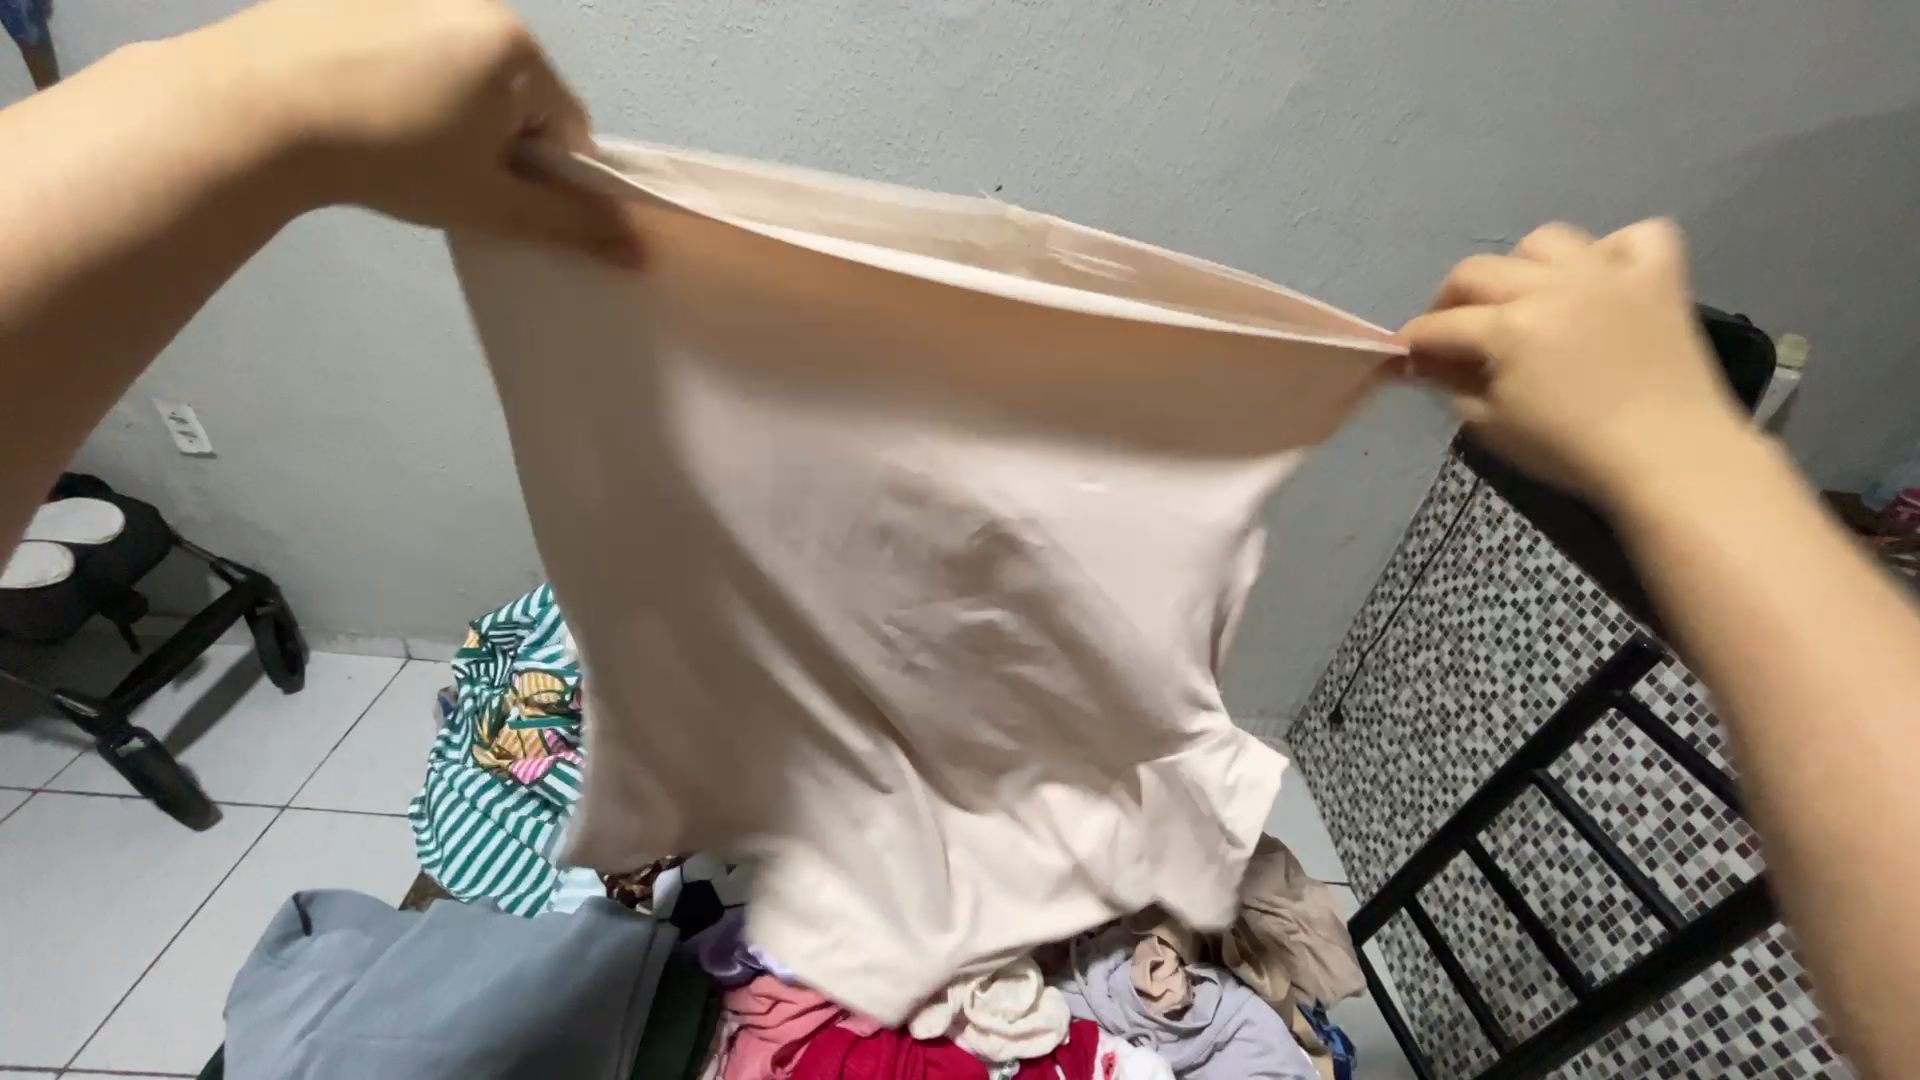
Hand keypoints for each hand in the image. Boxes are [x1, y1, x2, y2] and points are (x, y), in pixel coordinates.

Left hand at [191, 0, 639, 264]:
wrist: (250, 110)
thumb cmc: (395, 160)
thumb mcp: (496, 206)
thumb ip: (575, 226)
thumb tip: (642, 253)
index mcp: (517, 48)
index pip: (569, 129)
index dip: (549, 177)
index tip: (507, 199)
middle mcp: (474, 3)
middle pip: (523, 97)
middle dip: (506, 142)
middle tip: (457, 177)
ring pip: (471, 73)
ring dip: (462, 115)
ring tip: (409, 144)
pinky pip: (420, 48)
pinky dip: (415, 83)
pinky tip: (374, 110)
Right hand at [1400, 219, 1748, 506]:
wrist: (1668, 454)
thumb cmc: (1566, 448)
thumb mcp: (1488, 423)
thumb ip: (1452, 383)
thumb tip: (1429, 363)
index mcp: (1507, 328)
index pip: (1437, 326)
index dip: (1410, 342)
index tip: (1400, 357)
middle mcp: (1552, 287)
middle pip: (1476, 271)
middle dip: (1449, 301)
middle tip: (1451, 331)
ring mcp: (1609, 274)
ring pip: (1544, 241)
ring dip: (1519, 268)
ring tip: (1521, 299)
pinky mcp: (1659, 277)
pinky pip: (1633, 237)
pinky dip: (1609, 252)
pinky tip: (1596, 283)